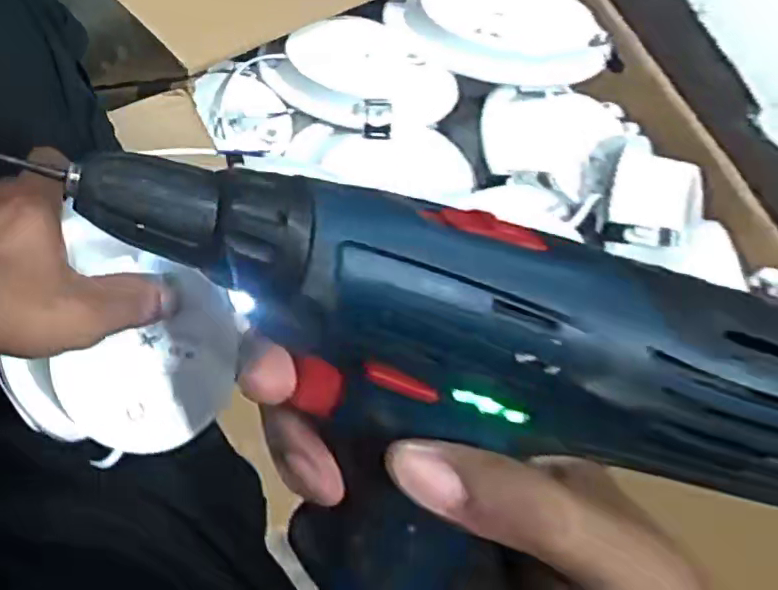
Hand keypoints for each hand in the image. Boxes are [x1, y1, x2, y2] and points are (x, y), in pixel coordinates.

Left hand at [0, 147, 169, 359]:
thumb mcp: (76, 315)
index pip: (52, 160)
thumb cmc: (1, 305)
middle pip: (20, 187)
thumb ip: (126, 301)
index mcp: (29, 200)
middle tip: (44, 249)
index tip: (77, 207)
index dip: (68, 177)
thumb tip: (169, 291)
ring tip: (1, 259)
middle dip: (34, 210)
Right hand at [242, 341, 702, 589]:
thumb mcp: (619, 555)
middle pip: (329, 371)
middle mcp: (419, 425)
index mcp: (477, 409)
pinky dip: (291, 472)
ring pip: (305, 416)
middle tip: (265, 383)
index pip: (392, 346)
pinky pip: (304, 474)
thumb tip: (406, 461)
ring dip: (288, 430)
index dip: (336, 328)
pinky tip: (312, 497)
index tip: (304, 336)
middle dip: (286, 368)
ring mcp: (385, 469)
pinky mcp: (360, 514)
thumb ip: (532, 503)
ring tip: (313, 483)